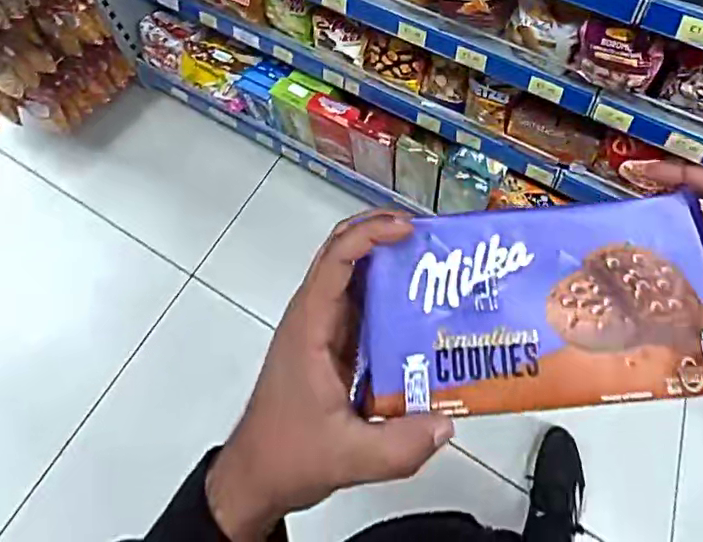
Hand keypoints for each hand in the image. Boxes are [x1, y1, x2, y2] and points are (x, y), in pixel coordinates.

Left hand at [207, 209, 454, 539]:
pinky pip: (359, 301)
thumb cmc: (288, 453)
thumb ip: (400, 446)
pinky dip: (384, 290)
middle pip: (341, 250)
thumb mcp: (348, 456)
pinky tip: (416, 303)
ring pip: (350, 271)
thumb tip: (447, 422)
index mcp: (311, 323)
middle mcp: (314, 313)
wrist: (256, 473)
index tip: (407, 229)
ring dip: (383, 256)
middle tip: (423, 233)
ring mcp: (321, 324)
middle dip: (378, 230)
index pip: (337, 259)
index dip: (370, 234)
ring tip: (428, 258)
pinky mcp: (332, 340)